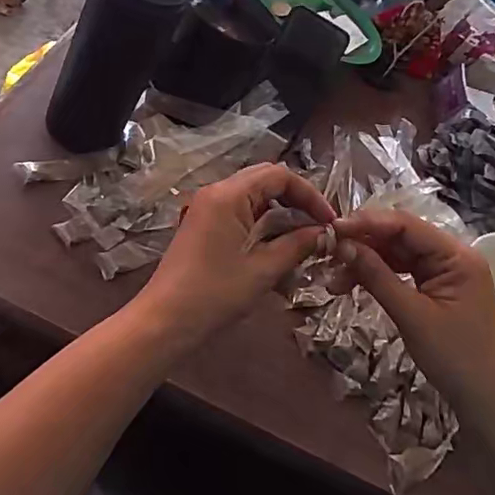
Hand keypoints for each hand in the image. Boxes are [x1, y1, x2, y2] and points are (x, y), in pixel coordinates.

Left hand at [131, 164, 336, 347]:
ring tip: (303, 241)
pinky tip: (277, 250)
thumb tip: (323, 233)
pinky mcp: (203, 225)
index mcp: (228, 195)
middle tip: (319, 227)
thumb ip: (297, 245)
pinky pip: (239, 214)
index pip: (278, 175)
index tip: (328, 220)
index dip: (309, 194)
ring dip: (279, 215)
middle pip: (265, 182)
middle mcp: (215, 193)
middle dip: (296, 202)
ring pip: (253, 199)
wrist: (166, 319)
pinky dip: (261, 226)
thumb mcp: (263, 269)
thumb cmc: (215, 293)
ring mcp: (206, 208)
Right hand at [332, 210, 494, 420]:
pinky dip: (376, 275)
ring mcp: (444, 271)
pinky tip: (351, 282)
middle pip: (399, 236)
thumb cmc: (455, 358)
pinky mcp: (436, 287)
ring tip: (333, 277)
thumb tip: (342, 244)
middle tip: (327, 252)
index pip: (406, 225)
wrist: (487, 402)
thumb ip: (376, 275)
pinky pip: (400, 270)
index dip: (367, 223)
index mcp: (457, 255)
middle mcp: (452, 255)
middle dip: (362, 242)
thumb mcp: (411, 316)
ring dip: (365, 260)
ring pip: (396, 253)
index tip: (332, 229)